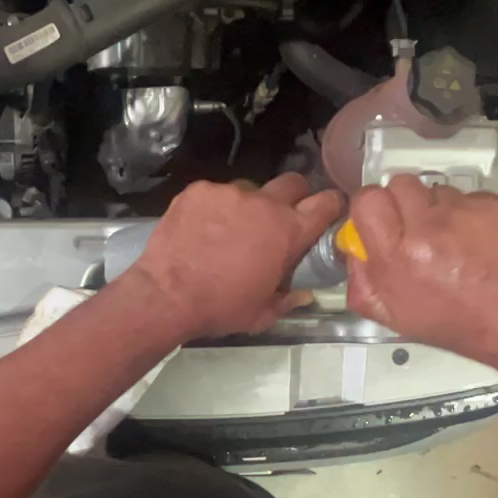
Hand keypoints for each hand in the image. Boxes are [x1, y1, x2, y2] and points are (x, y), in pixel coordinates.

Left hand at [125, 173, 344, 340]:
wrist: (167, 295)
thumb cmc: (220, 308)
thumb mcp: (262, 314)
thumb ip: (288, 300)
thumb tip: (304, 294)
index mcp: (289, 231)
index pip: (327, 202)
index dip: (330, 205)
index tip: (325, 212)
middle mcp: (265, 203)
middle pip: (293, 183)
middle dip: (293, 196)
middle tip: (277, 219)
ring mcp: (229, 192)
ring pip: (249, 189)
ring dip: (246, 205)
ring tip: (228, 230)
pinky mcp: (199, 190)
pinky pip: (214, 193)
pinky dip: (212, 208)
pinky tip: (200, 229)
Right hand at [346, 176, 497, 370]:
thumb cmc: (457, 325)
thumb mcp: (392, 318)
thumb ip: (362, 281)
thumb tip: (355, 251)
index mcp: (397, 256)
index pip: (366, 200)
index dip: (370, 207)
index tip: (379, 220)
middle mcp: (428, 227)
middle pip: (399, 184)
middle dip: (402, 201)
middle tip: (414, 226)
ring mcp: (466, 212)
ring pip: (437, 190)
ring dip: (437, 209)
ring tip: (452, 239)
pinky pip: (471, 198)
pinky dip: (470, 215)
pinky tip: (480, 241)